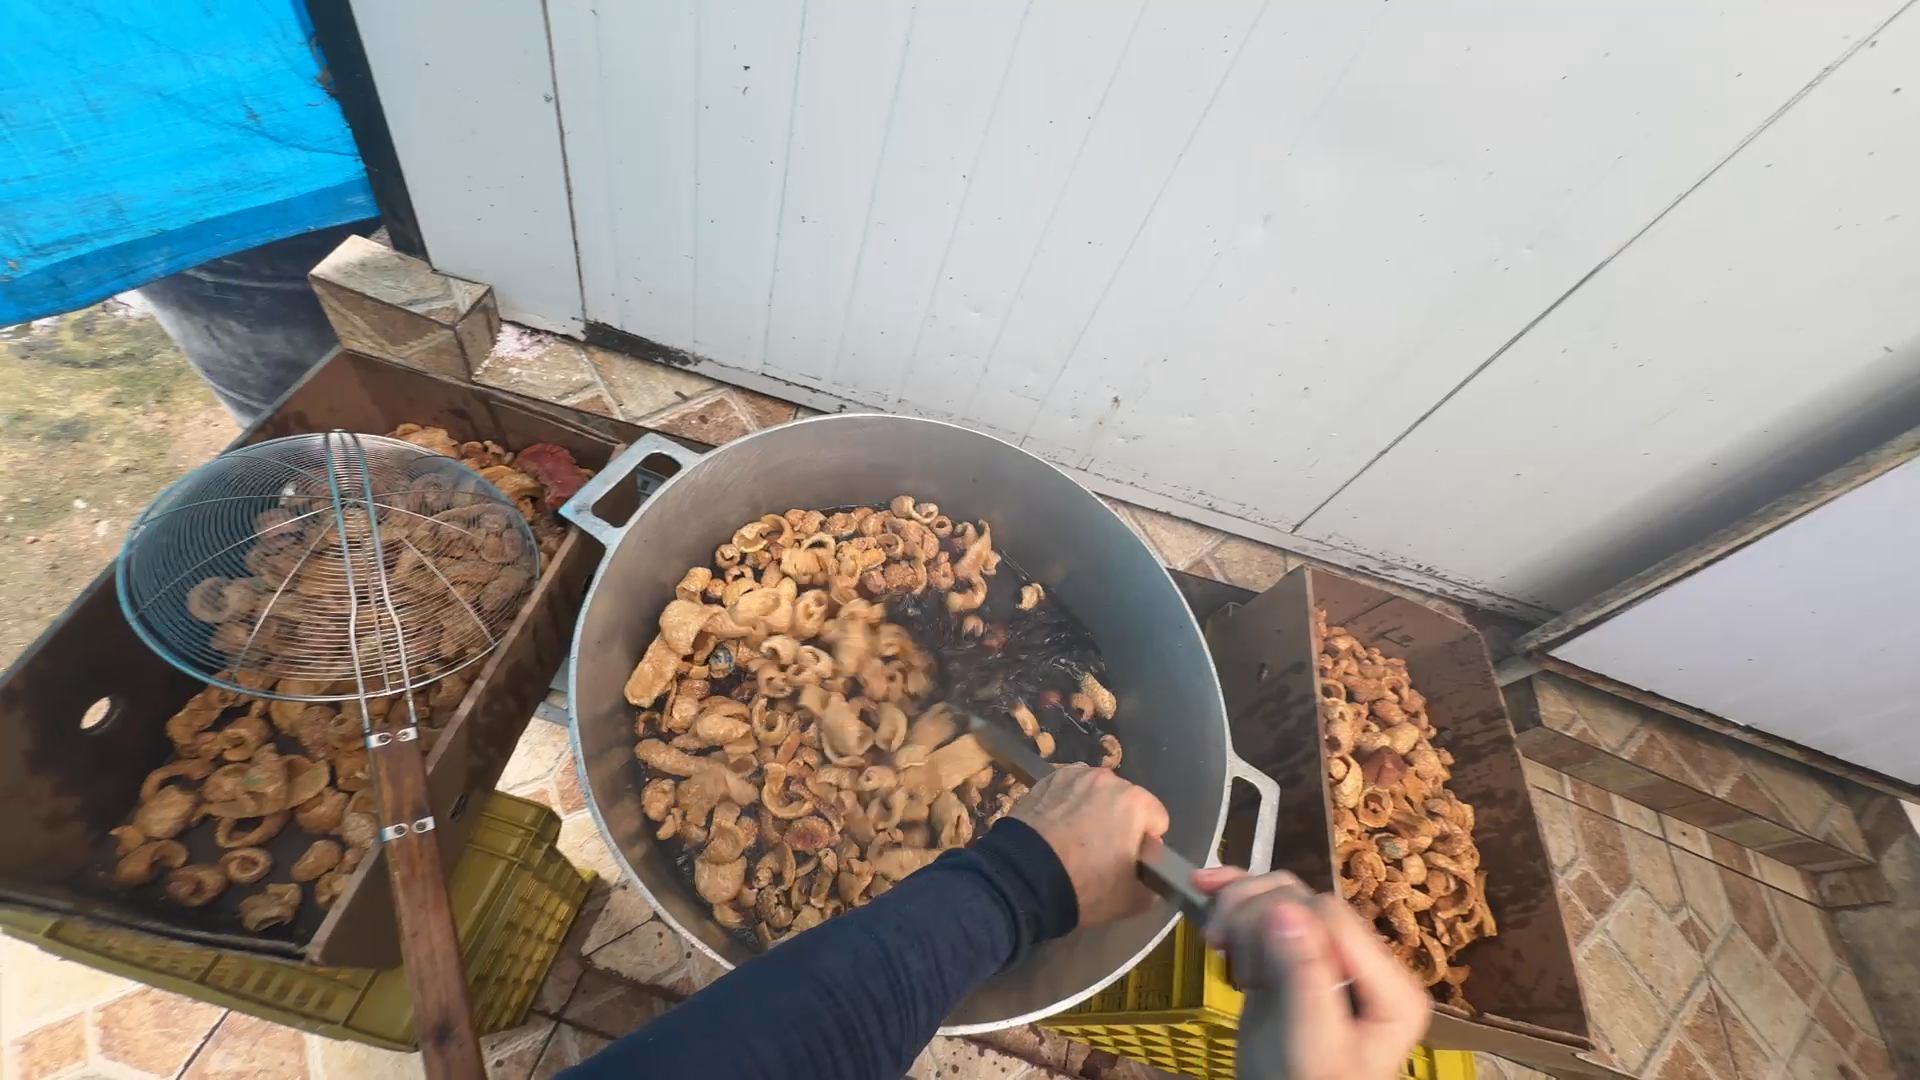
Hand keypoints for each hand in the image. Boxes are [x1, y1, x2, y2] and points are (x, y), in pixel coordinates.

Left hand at [1011, 764, 1169, 925]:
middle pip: (1126, 801)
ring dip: (1094, 809)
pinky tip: (1057, 826)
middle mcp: (1107, 779)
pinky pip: (1069, 790)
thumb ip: (1153, 881)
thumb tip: (1149, 870)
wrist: (1024, 876)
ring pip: (1097, 793)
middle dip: (1121, 822)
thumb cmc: (1085, 885)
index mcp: (1135, 802)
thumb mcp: (1133, 898)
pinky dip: (1068, 803)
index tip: (1131, 860)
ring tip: (1076, 838)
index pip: (1157, 819)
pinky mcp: (1047, 779)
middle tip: (1102, 851)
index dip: (1147, 842)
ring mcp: (1074, 775)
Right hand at [1194, 867, 1428, 1079]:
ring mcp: (1328, 951)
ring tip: (1217, 942)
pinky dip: (1233, 893)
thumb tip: (1284, 908)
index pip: (1330, 918)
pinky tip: (1205, 887)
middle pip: (1302, 900)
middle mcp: (1365, 960)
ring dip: (1238, 906)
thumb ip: (1303, 978)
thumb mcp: (1306, 1046)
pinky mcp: (1294, 950)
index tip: (1245, 969)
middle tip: (1223, 954)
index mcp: (1391, 987)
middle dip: (1252, 917)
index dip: (1278, 925)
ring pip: (1281, 893)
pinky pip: (1266, 902)